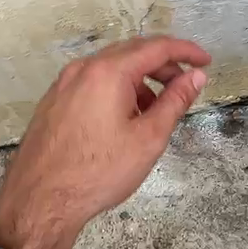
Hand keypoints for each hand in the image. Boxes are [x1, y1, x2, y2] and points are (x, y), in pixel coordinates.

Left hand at [0, 36, 210, 248]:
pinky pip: (93, 82)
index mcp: (108, 72)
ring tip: (156, 109)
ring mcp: (64, 84)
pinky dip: (117, 88)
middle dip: (164, 65)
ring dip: (140, 79)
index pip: (156, 47)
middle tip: (186, 86)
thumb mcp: (149, 138)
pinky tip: (125, 118)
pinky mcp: (54, 101)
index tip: (206, 61)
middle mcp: (83, 69)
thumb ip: (175, 101)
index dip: (186, 51)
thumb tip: (196, 77)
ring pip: (111, 67)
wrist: (41, 201)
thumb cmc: (99, 172)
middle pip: (132, 52)